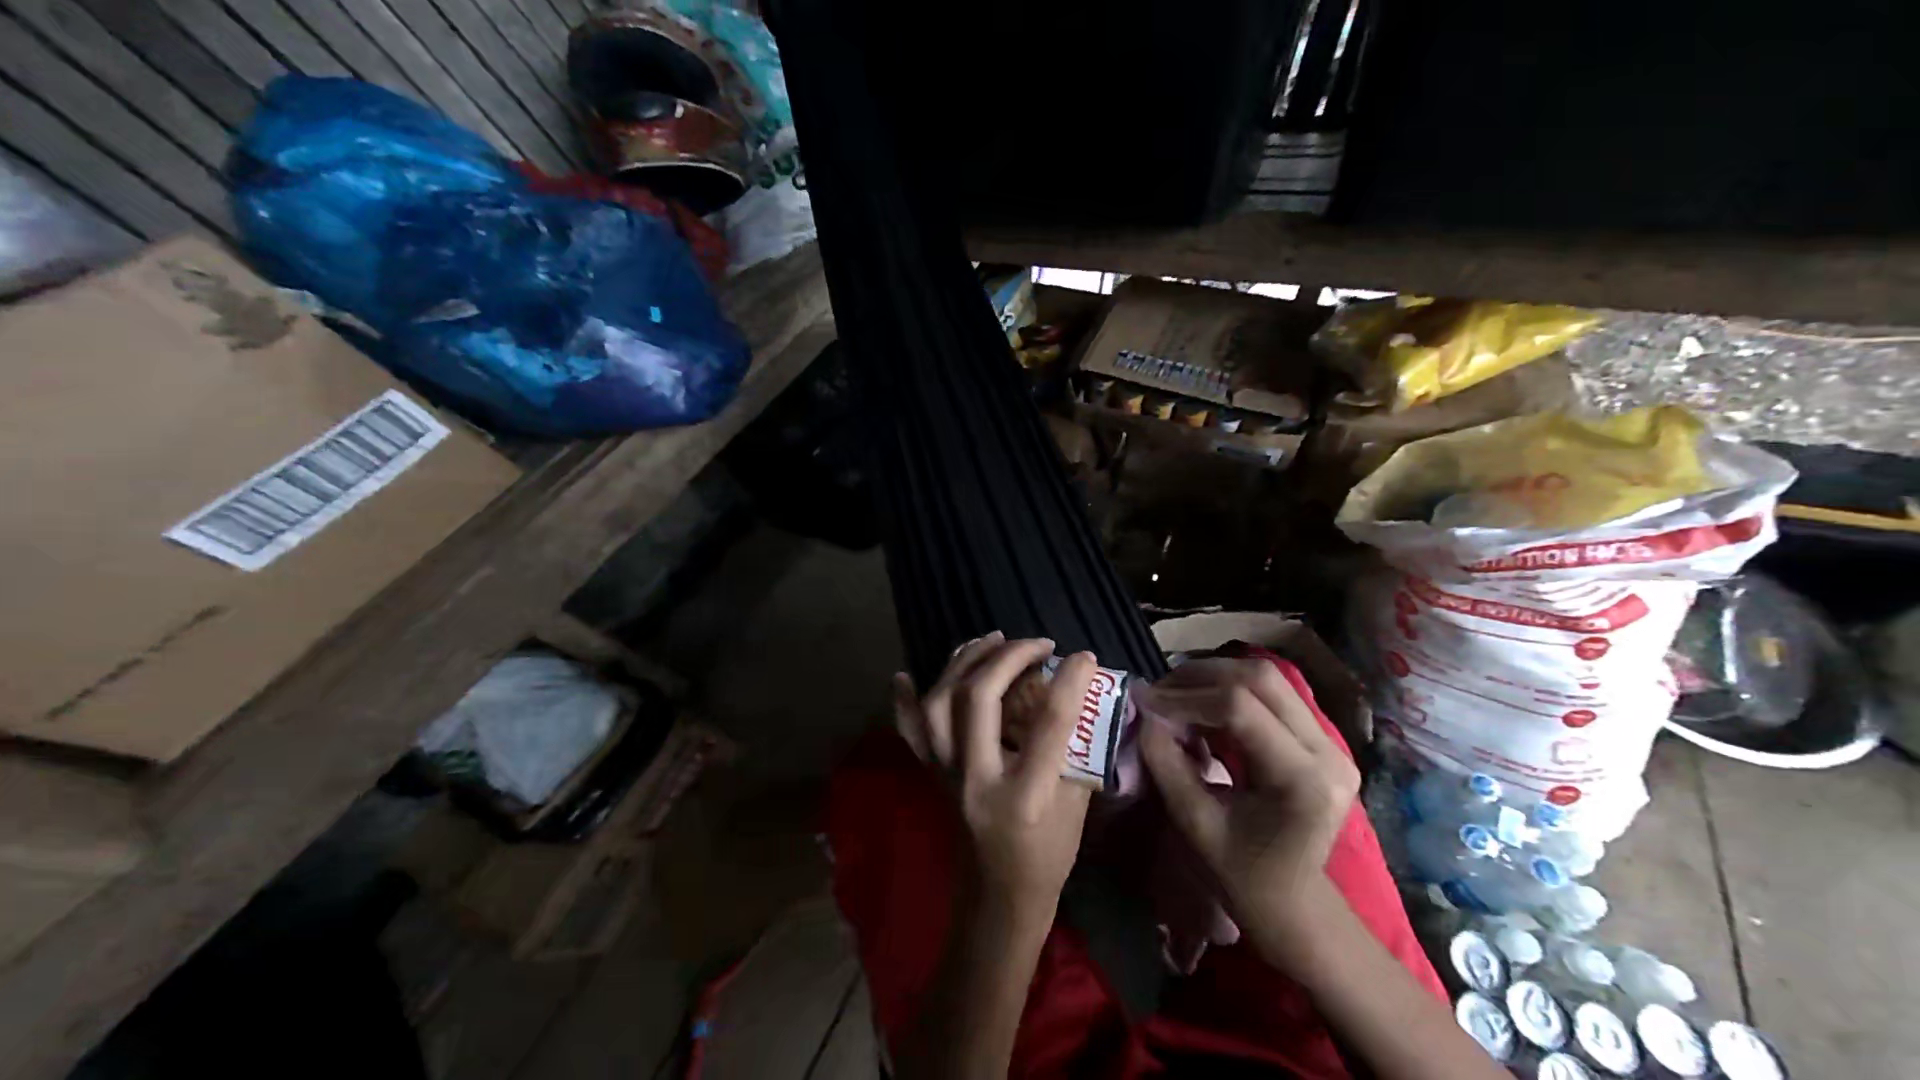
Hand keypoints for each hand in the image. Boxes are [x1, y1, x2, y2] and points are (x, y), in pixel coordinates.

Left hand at [893, 633, 1098, 913]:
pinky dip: (904, 701)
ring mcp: (945, 776)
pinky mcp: (931, 775)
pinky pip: (908, 733)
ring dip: (962, 663)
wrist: (998, 897)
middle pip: (977, 701)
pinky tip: (904, 674)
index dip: (1068, 683)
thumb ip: (1074, 749)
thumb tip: (1077, 694)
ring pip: (938, 706)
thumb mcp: (1076, 806)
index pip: (1047, 726)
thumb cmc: (1047, 856)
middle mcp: (975, 780)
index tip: (1084, 655)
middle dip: (1007, 659)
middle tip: (1037, 643)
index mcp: (1024, 797)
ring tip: (990, 640)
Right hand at [1138, 657, 1360, 960]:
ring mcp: (1331, 742)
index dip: (1186, 698)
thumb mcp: (1193, 822)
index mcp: (1302, 781)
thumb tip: (1145, 711)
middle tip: (1160, 692)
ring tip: (1177, 697)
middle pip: (1261, 679)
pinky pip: (1272, 695)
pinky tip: (1201, 709)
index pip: (1241, 708)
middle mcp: (1328, 752)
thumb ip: (1166, 762)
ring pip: (1268, 678)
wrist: (1291, 902)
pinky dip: (1229, 691)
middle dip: (1201, 676)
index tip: (1147, 703)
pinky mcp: (1321, 738)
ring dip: (1214, 678)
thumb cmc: (1240, 873)